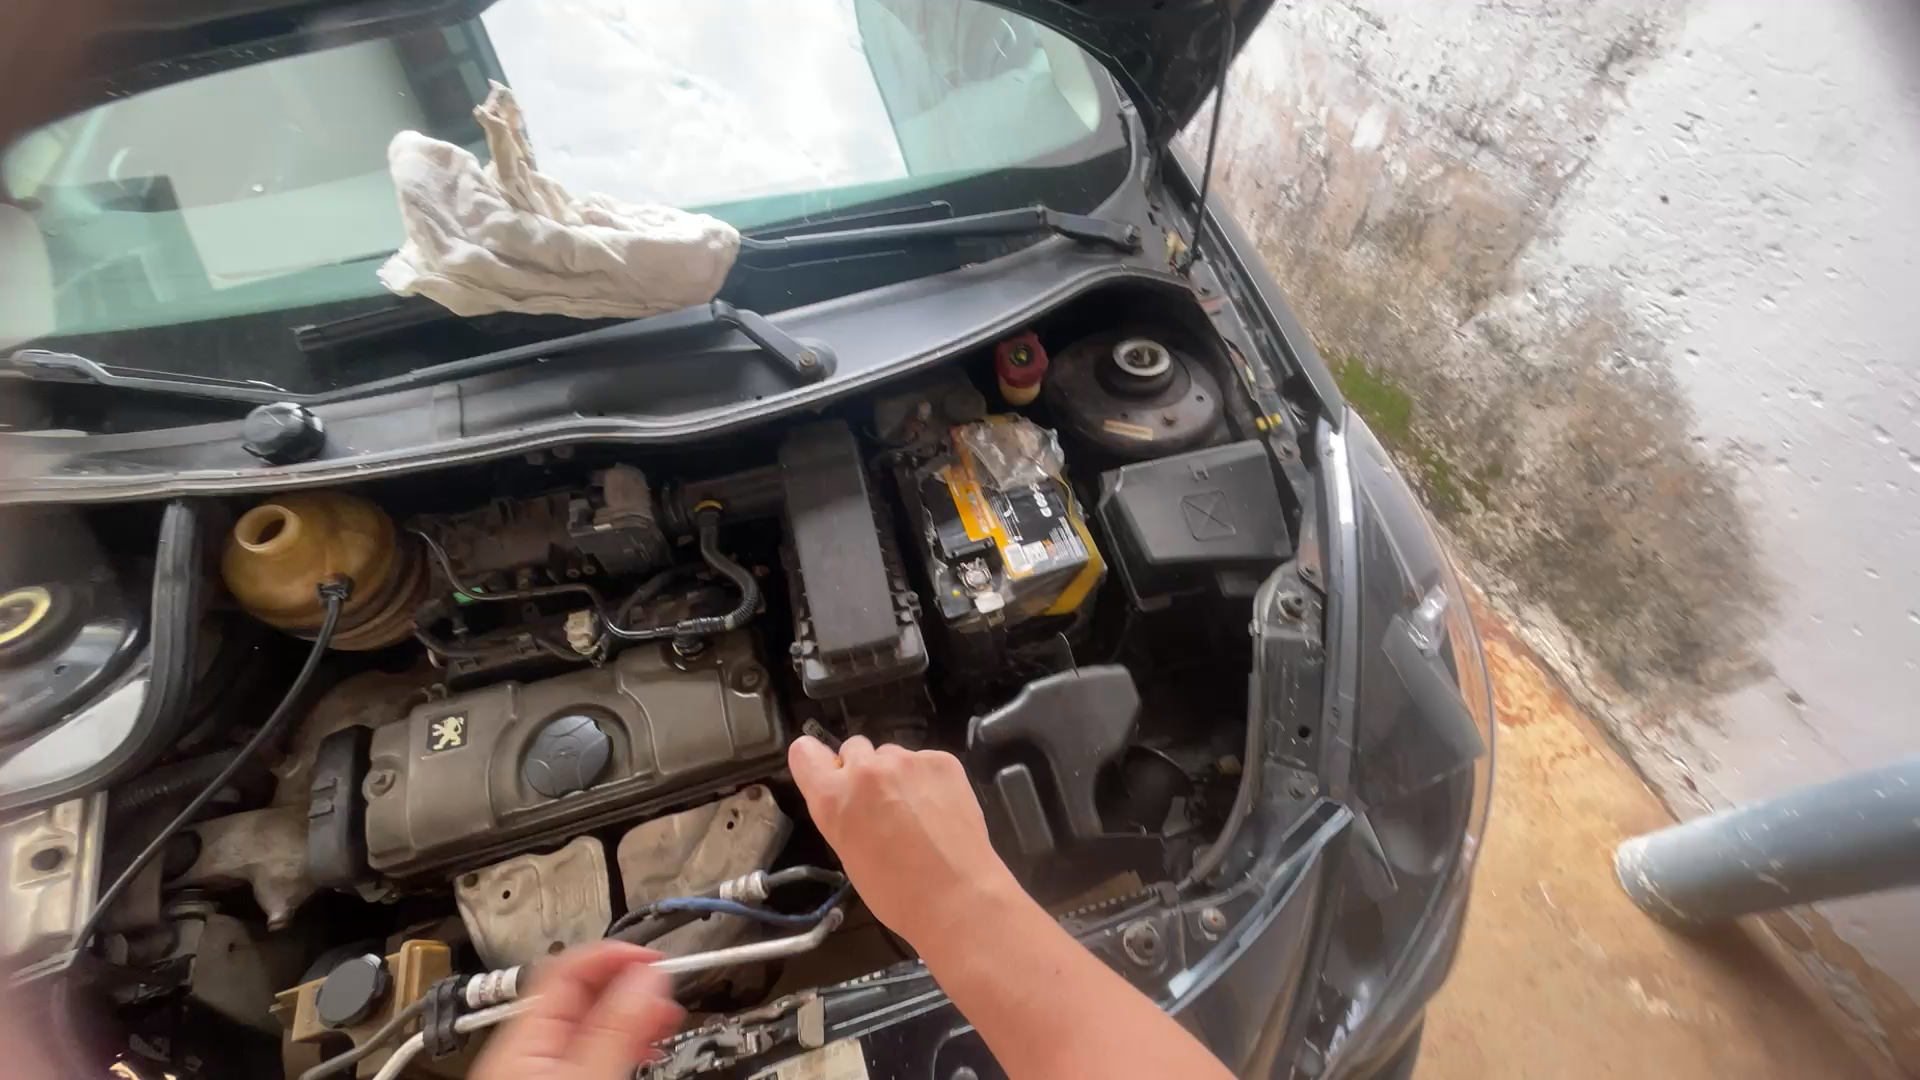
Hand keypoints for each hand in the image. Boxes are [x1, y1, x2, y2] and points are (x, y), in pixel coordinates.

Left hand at [470, 942, 684, 1079]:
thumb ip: (618, 1029)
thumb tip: (648, 976)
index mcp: (524, 1042)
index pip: (570, 967)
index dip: (615, 955)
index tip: (657, 962)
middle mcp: (529, 1055)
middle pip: (584, 994)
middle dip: (631, 986)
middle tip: (668, 992)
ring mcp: (543, 1076)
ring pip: (592, 1025)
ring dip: (633, 1014)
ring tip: (664, 1023)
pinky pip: (595, 1052)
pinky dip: (625, 1044)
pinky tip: (643, 1052)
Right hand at [787, 735, 1023, 951]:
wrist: (958, 895)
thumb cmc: (895, 891)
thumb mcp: (848, 854)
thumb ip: (842, 812)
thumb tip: (849, 794)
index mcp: (834, 797)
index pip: (805, 753)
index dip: (816, 760)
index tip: (828, 772)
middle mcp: (866, 770)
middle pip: (854, 747)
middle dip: (862, 769)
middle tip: (880, 801)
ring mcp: (907, 760)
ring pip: (892, 754)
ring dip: (897, 774)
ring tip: (916, 810)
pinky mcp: (941, 759)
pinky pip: (925, 761)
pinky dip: (928, 778)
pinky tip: (940, 807)